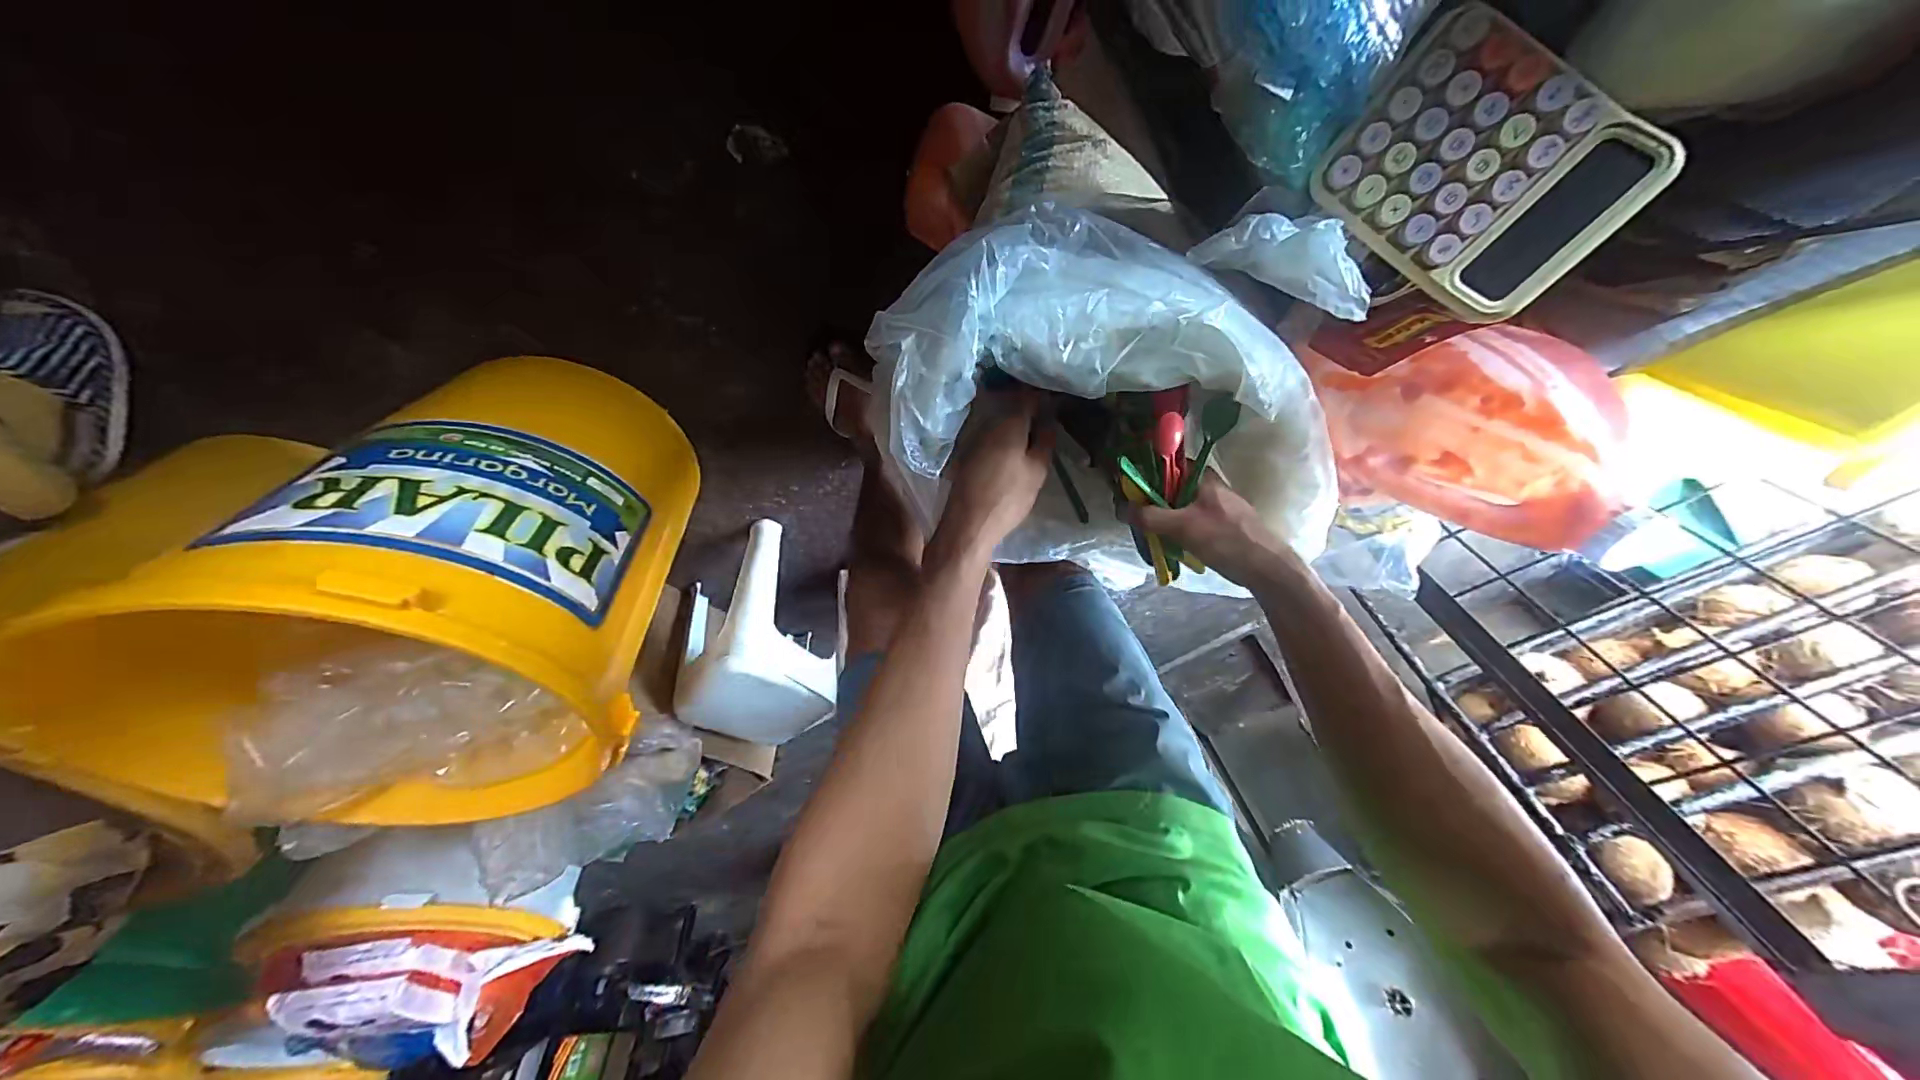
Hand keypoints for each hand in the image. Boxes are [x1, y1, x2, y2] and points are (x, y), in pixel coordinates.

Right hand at [933, 390, 1054, 561]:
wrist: (967, 531)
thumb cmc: (987, 481)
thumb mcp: (1006, 438)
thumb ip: (1021, 414)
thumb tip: (1032, 393)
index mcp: (1041, 463)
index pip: (1048, 427)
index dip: (1039, 407)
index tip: (1025, 390)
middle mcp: (1034, 482)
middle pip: (1032, 448)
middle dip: (1021, 428)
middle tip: (1002, 409)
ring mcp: (1016, 500)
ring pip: (1014, 465)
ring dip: (1005, 449)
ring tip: (985, 434)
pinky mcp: (996, 511)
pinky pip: (997, 481)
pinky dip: (990, 467)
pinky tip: (975, 466)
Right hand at [1134, 472, 1293, 585]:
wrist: (1267, 568)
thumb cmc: (1225, 540)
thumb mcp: (1181, 527)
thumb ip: (1149, 516)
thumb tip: (1122, 509)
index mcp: (1203, 477)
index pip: (1168, 464)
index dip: (1146, 474)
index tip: (1129, 491)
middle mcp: (1210, 486)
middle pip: (1171, 487)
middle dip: (1152, 501)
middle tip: (1137, 518)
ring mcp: (1218, 506)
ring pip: (1180, 506)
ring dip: (1164, 519)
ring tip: (1151, 535)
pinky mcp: (1222, 525)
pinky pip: (1191, 521)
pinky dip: (1178, 530)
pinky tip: (1172, 545)